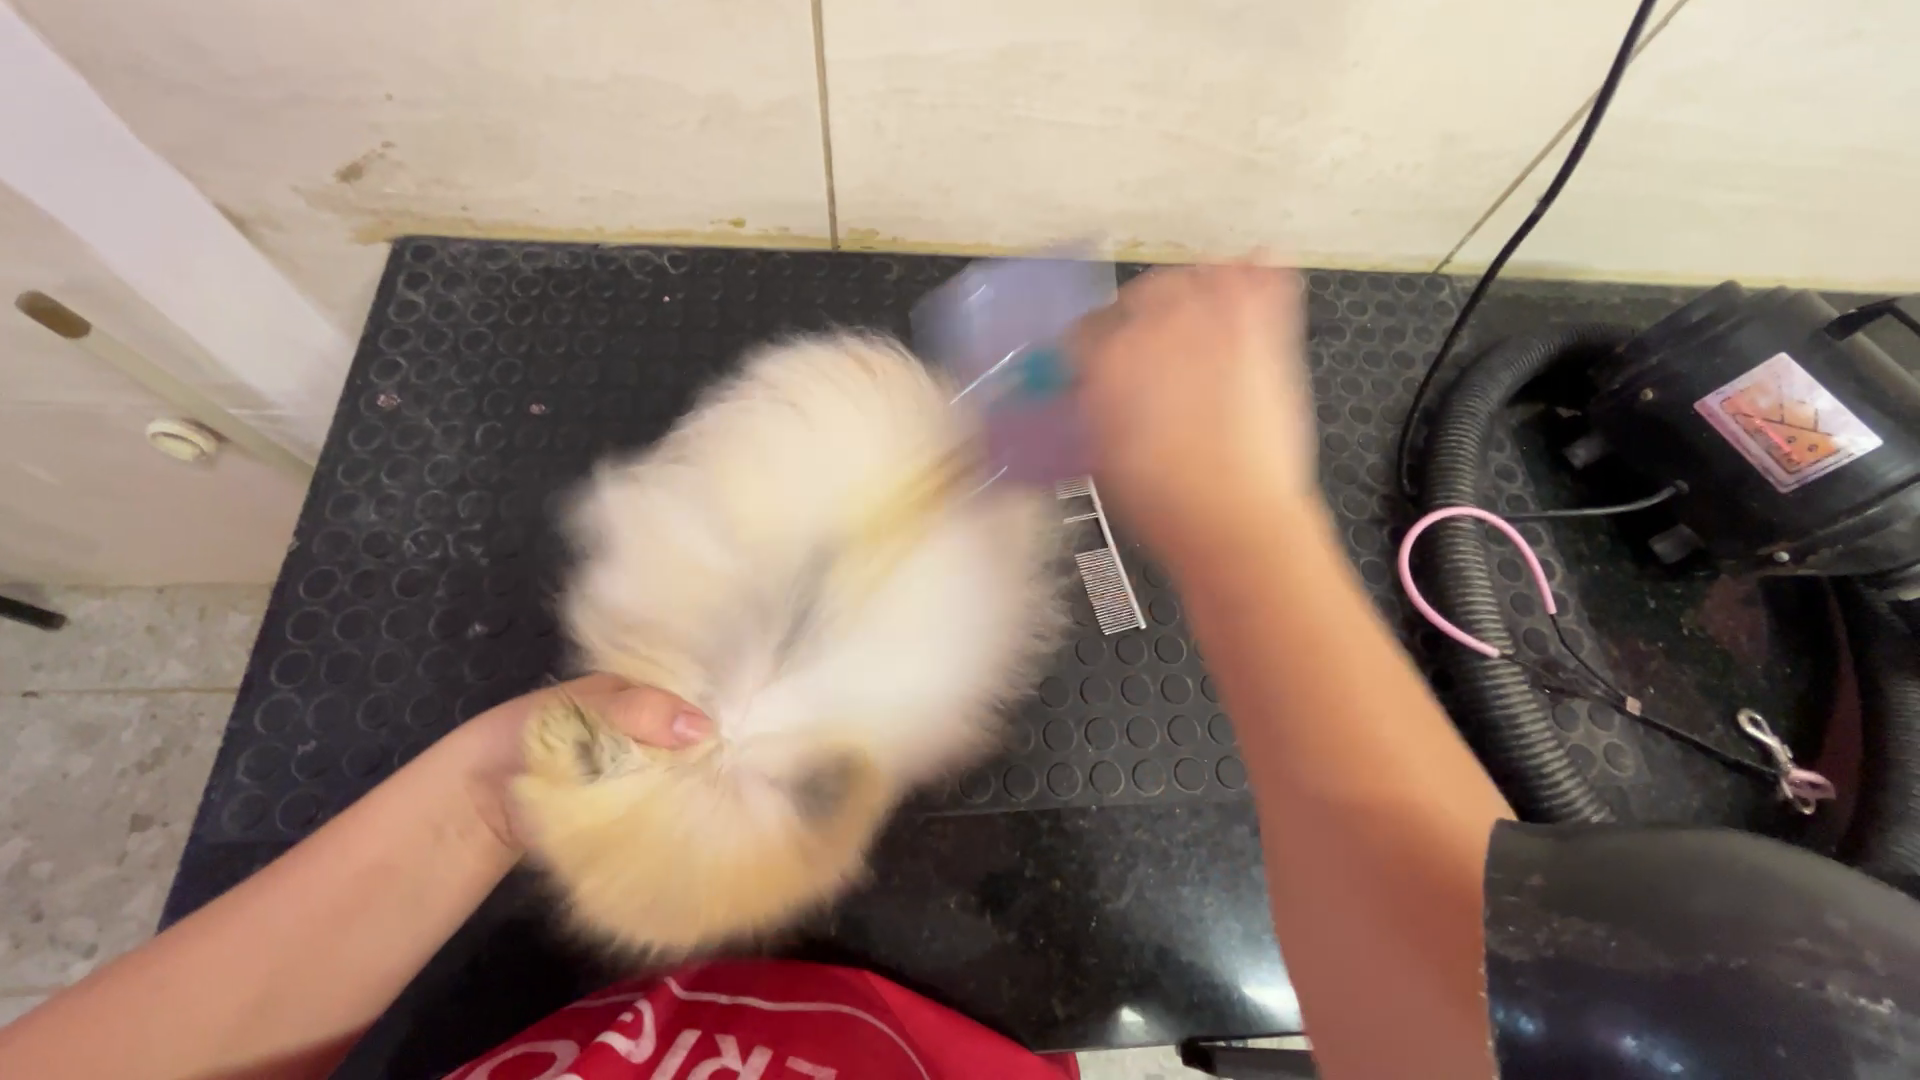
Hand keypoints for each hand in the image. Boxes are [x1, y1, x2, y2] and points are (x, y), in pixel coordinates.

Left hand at [454, 674, 711, 851]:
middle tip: (738, 773)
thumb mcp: (585, 710)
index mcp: (628, 693)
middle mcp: (635, 728)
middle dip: (704, 753)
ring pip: (673, 772)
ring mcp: (629, 769)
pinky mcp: (622, 806)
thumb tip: (704, 727)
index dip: (706, 714)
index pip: (682, 699)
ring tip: (728, 797)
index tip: (736, 738)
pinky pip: (656, 802)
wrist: (468, 804)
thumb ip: (642, 712)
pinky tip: (699, 816)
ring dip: (692, 784)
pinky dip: (673, 809)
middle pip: (682, 739)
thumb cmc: (522, 739)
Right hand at [1069, 262, 1320, 559]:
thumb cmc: (1160, 501)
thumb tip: (1094, 388)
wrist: (1233, 517)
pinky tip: (1257, 270)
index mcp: (1108, 359)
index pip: (1085, 330)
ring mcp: (1217, 324)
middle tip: (1143, 338)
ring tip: (1195, 306)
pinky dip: (1260, 271)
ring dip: (1192, 285)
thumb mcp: (1101, 454)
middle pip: (1141, 292)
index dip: (1089, 346)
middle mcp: (1158, 327)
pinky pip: (1266, 280)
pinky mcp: (1265, 334)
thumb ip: (1096, 406)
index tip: (1096, 361)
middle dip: (1137, 312)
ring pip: (1199, 275)